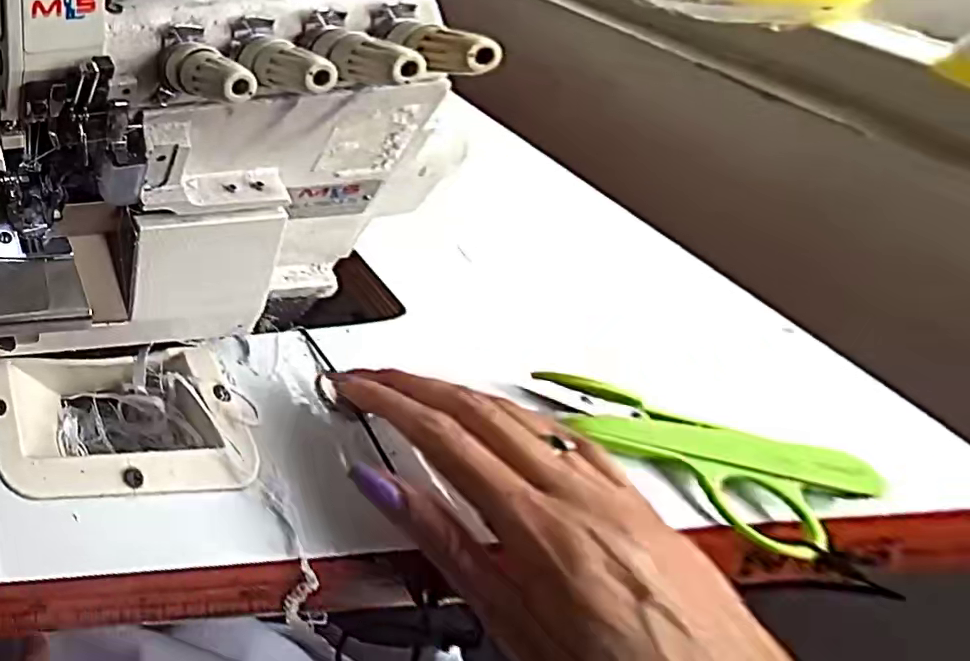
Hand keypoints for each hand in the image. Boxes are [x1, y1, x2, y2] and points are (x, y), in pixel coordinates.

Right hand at [333, 369, 790, 660]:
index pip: (442, 434)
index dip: (386, 399)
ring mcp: (618, 499)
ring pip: (520, 413)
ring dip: (458, 390)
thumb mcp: (511, 623)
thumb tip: (380, 485)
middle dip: (411, 381)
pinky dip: (517, 414)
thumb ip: (441, 541)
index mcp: (542, 529)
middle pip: (476, 408)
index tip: (352, 386)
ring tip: (419, 387)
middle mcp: (583, 500)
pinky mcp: (645, 508)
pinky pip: (570, 438)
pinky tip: (504, 416)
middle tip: (370, 376)